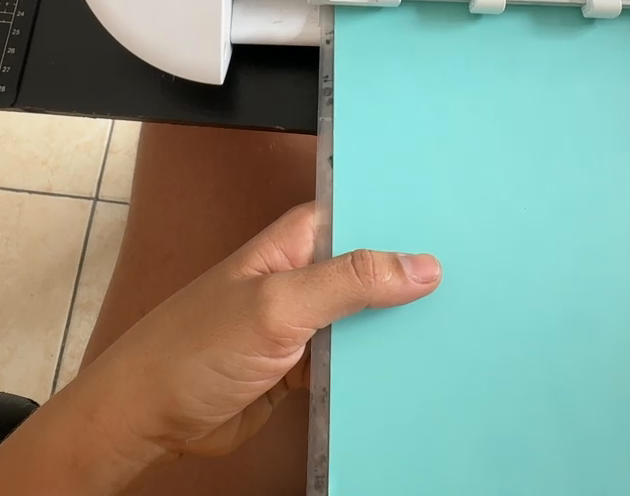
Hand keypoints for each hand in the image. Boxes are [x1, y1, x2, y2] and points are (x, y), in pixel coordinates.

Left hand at [0, 203, 440, 494]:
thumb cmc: (196, 345)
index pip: (362, 211)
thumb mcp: (278, 305)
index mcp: (298, 240)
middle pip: (372, 267)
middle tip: (477, 278)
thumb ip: (348, 282)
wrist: (151, 417)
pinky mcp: (306, 368)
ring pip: (368, 316)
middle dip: (413, 273)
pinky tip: (420, 370)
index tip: (458, 219)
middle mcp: (306, 274)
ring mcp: (307, 322)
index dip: (405, 214)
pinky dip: (381, 366)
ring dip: (401, 324)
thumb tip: (421, 264)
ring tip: (464, 323)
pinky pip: (356, 360)